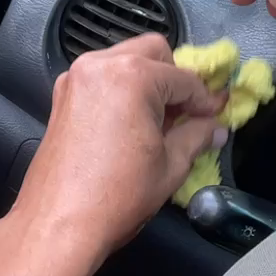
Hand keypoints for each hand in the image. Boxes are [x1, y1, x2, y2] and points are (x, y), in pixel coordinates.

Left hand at [6, 35, 225, 267]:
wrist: (59, 223)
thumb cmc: (113, 197)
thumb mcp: (170, 166)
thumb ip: (197, 137)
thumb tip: (213, 128)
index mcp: (130, 76)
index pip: (184, 77)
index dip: (206, 99)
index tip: (216, 114)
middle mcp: (98, 67)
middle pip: (152, 52)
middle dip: (174, 79)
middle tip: (188, 113)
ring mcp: (75, 80)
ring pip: (124, 61)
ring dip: (148, 82)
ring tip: (161, 122)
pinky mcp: (62, 98)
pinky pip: (102, 79)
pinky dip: (122, 91)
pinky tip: (133, 124)